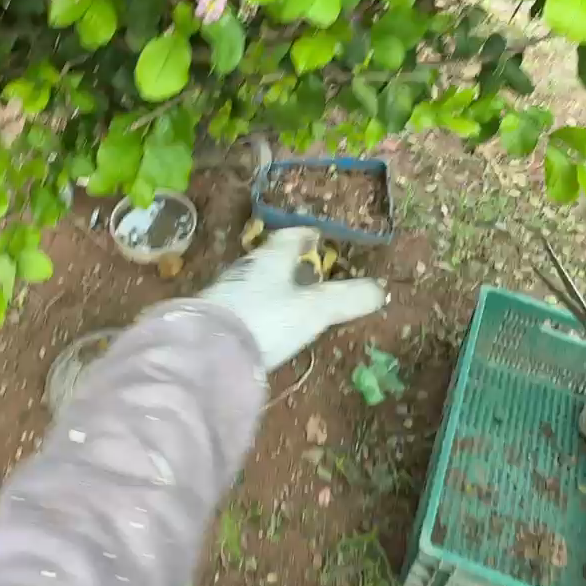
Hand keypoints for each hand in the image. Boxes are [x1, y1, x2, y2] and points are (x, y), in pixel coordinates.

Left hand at [197, 227, 387, 369]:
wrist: (206, 351)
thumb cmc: (266, 319)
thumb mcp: (314, 309)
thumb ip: (346, 298)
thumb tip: (379, 289)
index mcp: (271, 257)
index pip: (291, 236)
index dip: (307, 235)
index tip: (319, 236)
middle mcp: (248, 267)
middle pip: (273, 258)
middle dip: (292, 262)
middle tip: (311, 269)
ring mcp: (228, 292)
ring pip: (258, 281)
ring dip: (275, 286)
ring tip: (293, 297)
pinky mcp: (217, 317)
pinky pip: (245, 304)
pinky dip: (260, 307)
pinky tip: (267, 323)